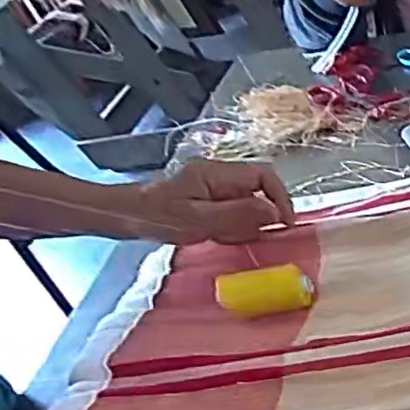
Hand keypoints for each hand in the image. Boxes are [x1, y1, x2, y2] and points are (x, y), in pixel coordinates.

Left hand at [114, 159, 294, 243]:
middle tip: (244, 236)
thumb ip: (239, 214)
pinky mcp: (209, 200)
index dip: (282, 198)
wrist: (125, 215)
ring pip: (248, 205)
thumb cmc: (157, 216)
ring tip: (223, 236)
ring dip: (244, 225)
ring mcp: (214, 188)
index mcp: (218, 173)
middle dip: (260, 217)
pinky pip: (234, 213)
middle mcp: (220, 176)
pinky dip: (233, 228)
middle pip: (259, 192)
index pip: (265, 176)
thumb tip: (273, 213)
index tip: (285, 224)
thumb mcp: (200, 219)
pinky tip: (215, 235)